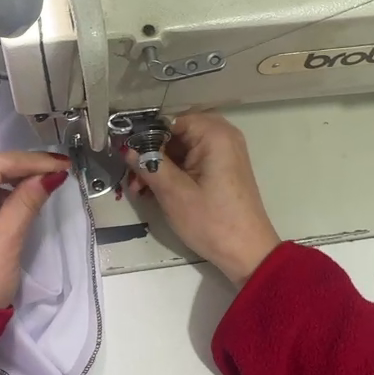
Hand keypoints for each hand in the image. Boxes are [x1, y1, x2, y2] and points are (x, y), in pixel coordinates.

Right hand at [126, 112, 280, 286]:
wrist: (248, 252)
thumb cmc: (211, 221)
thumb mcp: (173, 193)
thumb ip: (148, 164)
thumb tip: (126, 147)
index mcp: (214, 134)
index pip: (168, 121)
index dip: (144, 137)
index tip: (125, 158)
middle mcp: (223, 136)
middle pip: (175, 134)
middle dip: (150, 154)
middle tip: (132, 177)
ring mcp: (225, 152)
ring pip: (181, 149)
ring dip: (159, 165)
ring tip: (140, 189)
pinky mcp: (223, 169)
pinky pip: (192, 161)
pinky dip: (174, 172)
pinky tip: (156, 190)